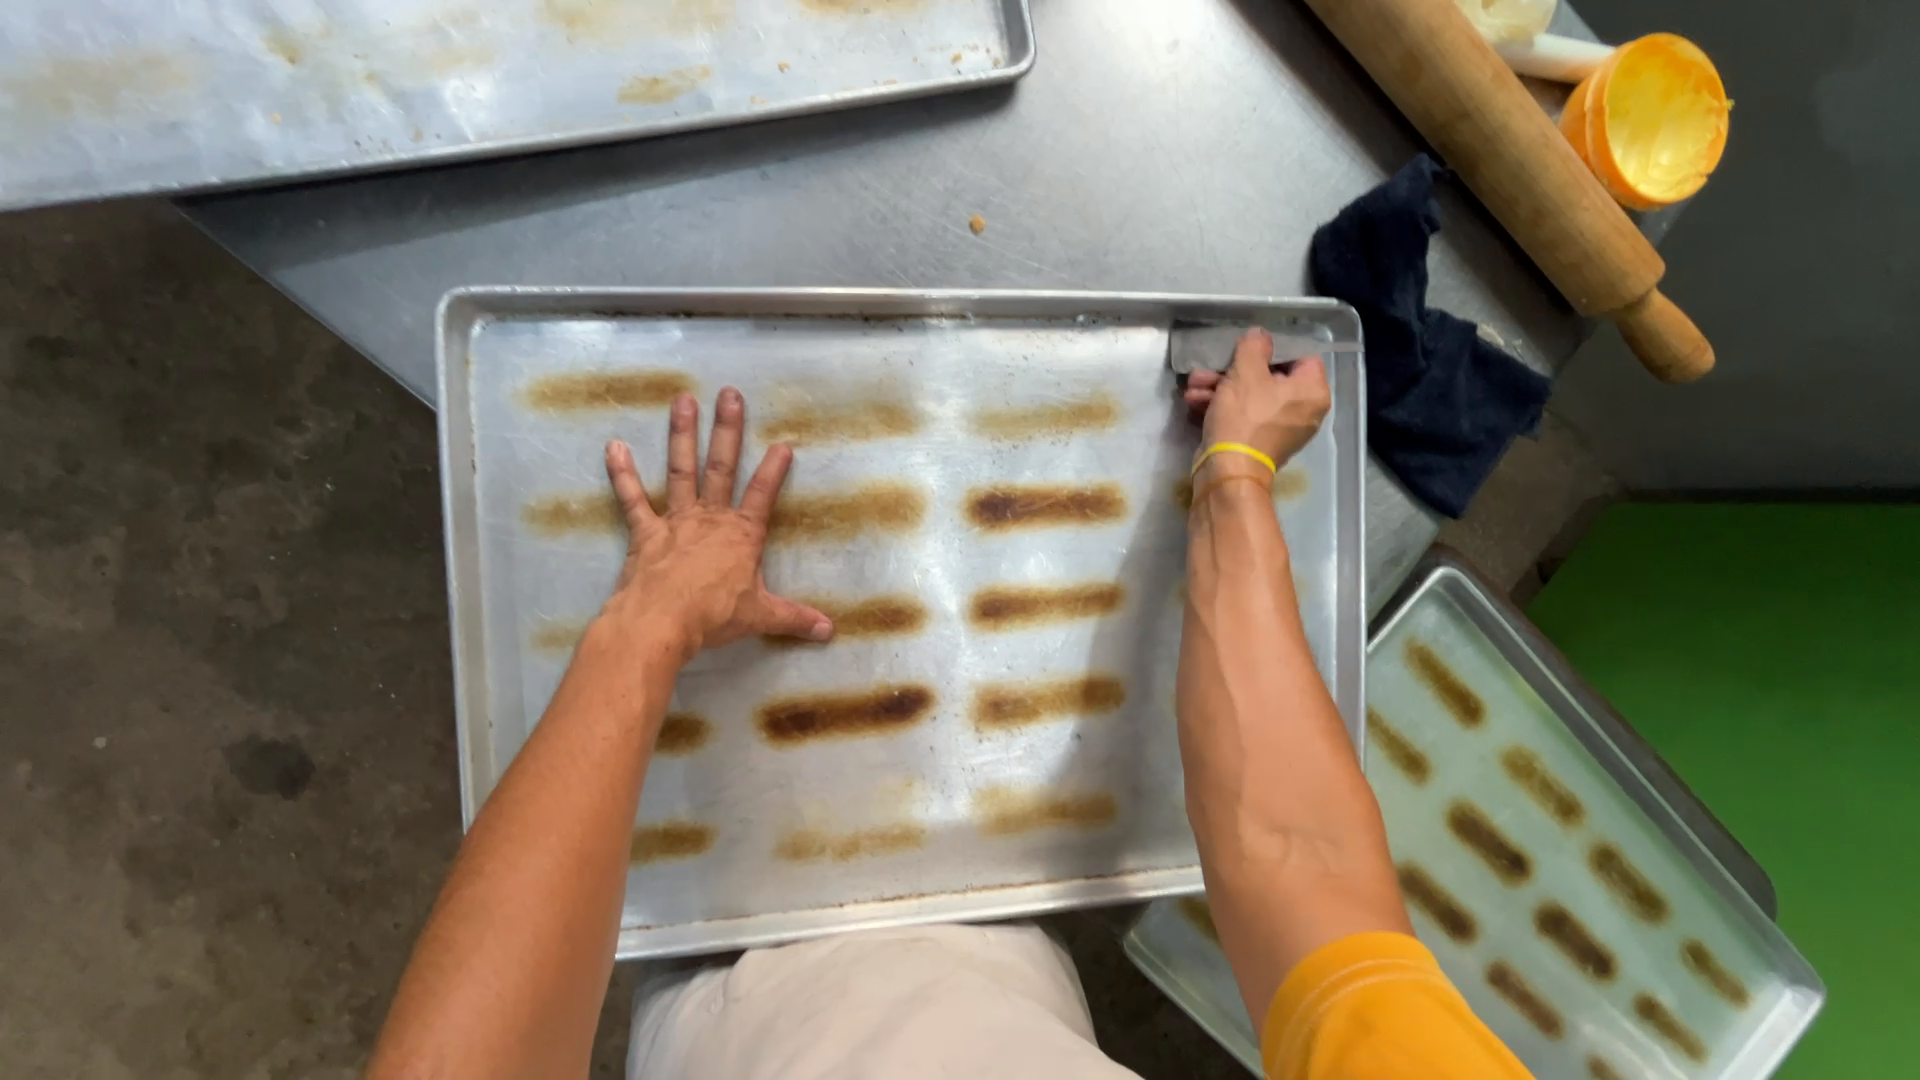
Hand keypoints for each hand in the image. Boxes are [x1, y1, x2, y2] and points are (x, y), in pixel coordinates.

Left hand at [600, 388, 833, 661]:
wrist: (661, 622)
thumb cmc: (714, 617)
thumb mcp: (761, 617)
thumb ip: (794, 618)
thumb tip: (830, 631)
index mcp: (742, 535)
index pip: (763, 494)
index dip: (775, 469)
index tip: (783, 443)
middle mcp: (710, 518)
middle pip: (721, 466)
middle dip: (728, 430)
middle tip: (729, 394)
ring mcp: (676, 521)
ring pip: (680, 470)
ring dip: (682, 435)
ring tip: (683, 400)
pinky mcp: (645, 533)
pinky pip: (632, 500)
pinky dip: (622, 474)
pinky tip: (614, 446)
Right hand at [1182, 327, 1330, 471]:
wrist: (1227, 470)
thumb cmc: (1244, 417)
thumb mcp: (1245, 372)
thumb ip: (1254, 346)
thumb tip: (1260, 335)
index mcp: (1312, 391)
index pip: (1300, 357)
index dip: (1272, 350)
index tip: (1246, 351)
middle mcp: (1303, 411)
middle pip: (1269, 378)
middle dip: (1232, 372)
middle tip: (1209, 369)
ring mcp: (1280, 429)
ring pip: (1250, 398)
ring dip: (1219, 389)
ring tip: (1193, 387)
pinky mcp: (1258, 443)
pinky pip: (1244, 417)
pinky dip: (1222, 408)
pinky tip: (1194, 403)